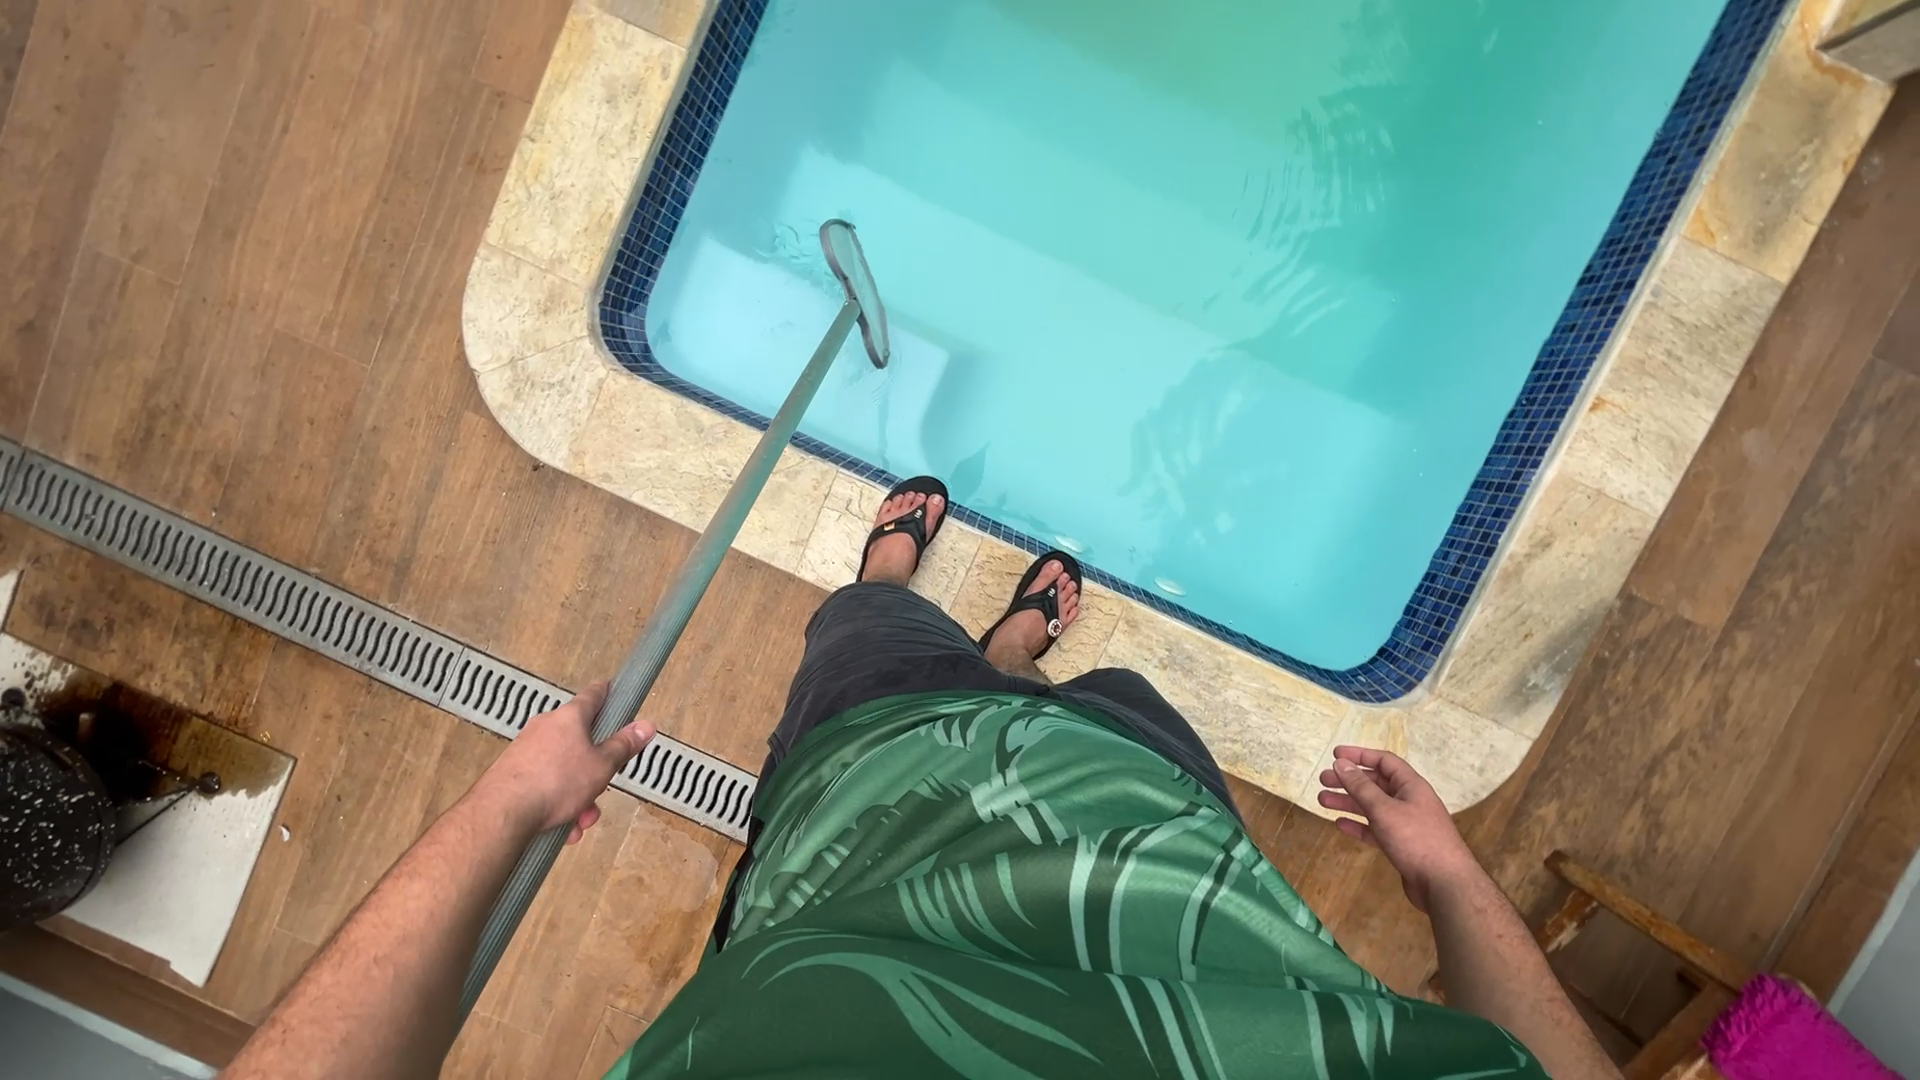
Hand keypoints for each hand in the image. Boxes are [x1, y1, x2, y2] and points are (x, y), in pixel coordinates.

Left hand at [474, 682, 654, 842]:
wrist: (498, 816)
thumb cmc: (556, 783)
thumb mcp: (602, 766)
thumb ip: (624, 746)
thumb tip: (647, 725)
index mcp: (569, 718)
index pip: (594, 695)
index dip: (609, 694)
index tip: (618, 694)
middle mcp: (545, 727)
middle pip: (581, 740)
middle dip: (596, 768)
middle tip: (602, 789)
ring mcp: (524, 750)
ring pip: (563, 768)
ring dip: (577, 793)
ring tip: (580, 820)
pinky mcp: (510, 774)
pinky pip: (543, 783)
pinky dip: (555, 802)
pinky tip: (561, 827)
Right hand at [1317, 746, 1483, 912]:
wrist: (1446, 886)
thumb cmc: (1416, 839)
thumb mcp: (1384, 808)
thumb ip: (1360, 786)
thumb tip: (1340, 763)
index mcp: (1411, 786)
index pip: (1384, 761)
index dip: (1359, 755)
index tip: (1335, 755)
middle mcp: (1409, 801)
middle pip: (1375, 784)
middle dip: (1348, 780)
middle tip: (1323, 780)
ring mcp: (1406, 824)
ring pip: (1372, 806)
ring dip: (1348, 802)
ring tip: (1323, 801)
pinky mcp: (1402, 845)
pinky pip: (1376, 829)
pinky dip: (1358, 825)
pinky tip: (1340, 825)